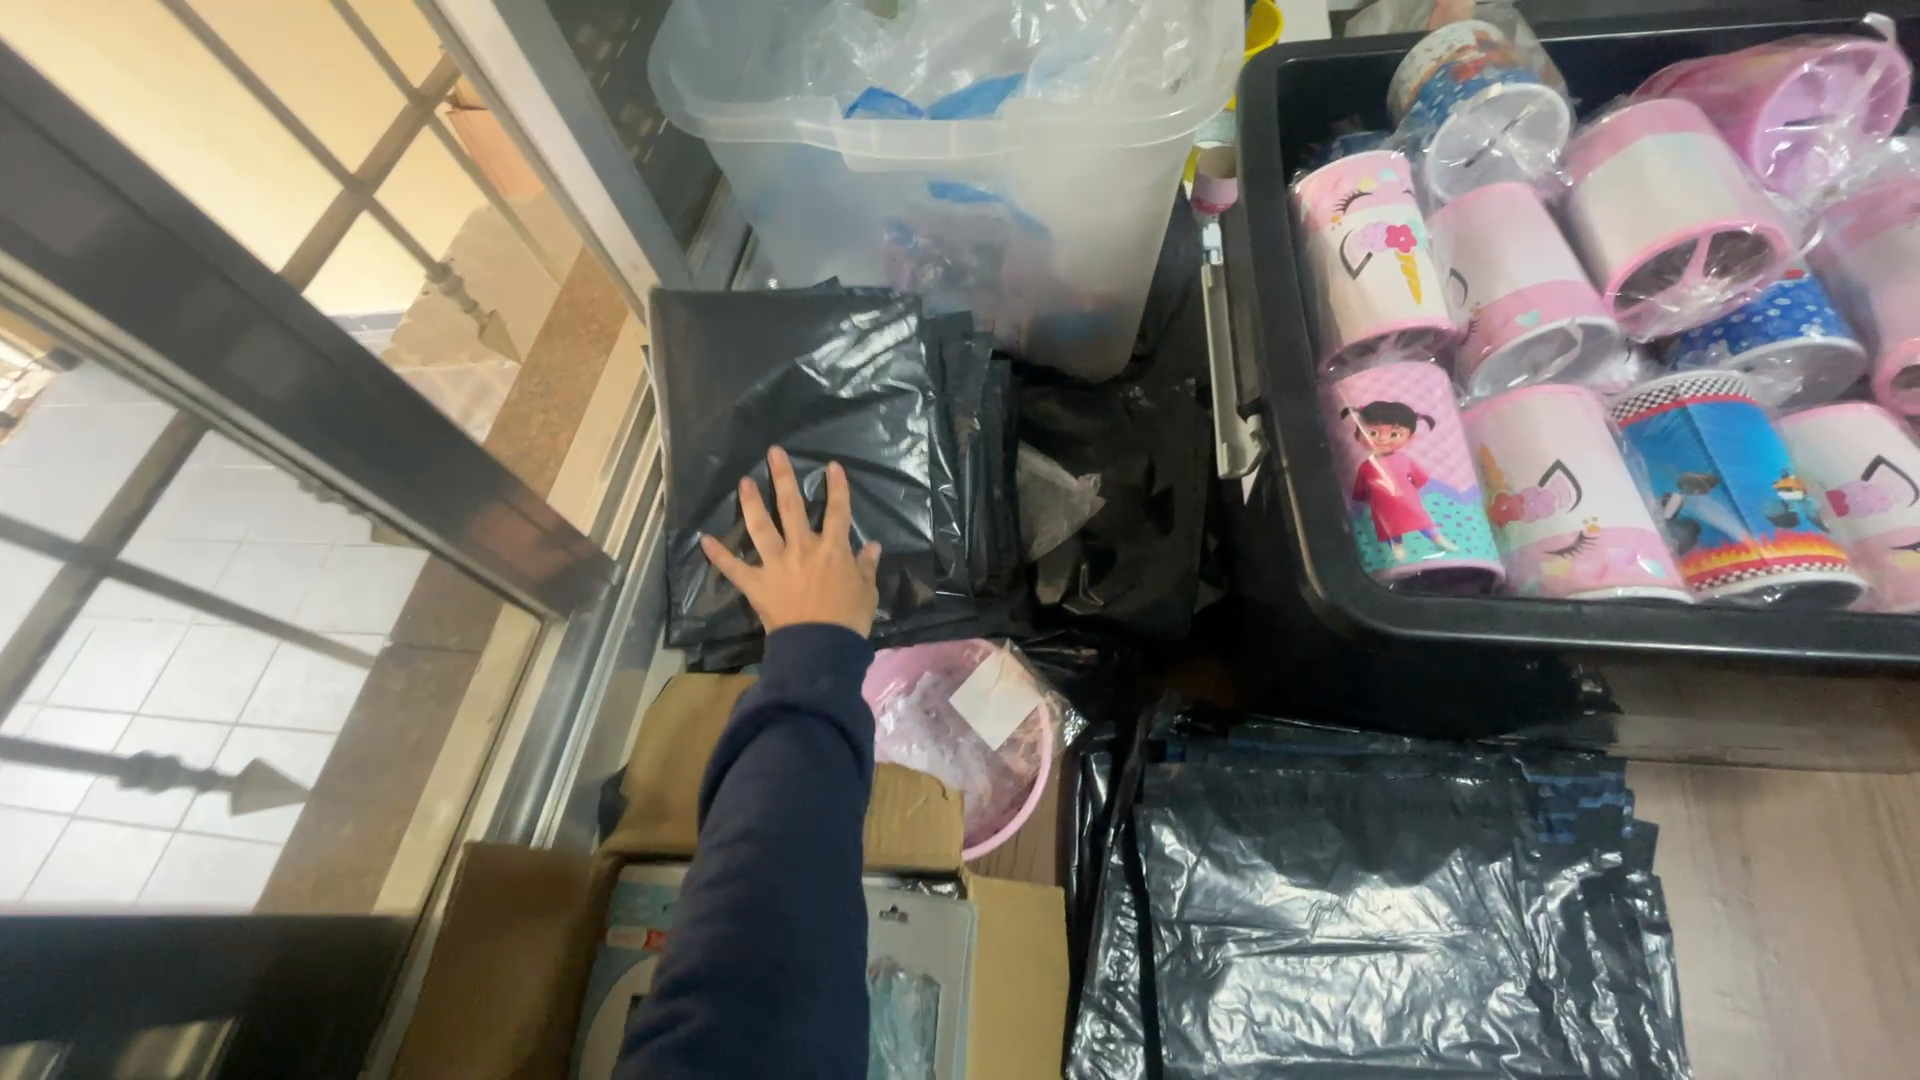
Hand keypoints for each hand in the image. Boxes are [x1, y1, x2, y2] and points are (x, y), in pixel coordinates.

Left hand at [701, 446, 881, 636]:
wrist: (820, 647)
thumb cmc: (848, 619)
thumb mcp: (867, 592)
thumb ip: (866, 567)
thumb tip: (872, 546)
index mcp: (833, 549)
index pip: (838, 511)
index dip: (837, 487)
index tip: (832, 466)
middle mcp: (802, 548)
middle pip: (791, 506)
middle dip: (783, 477)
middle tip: (774, 453)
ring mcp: (776, 564)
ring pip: (760, 527)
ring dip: (750, 503)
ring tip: (744, 482)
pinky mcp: (757, 584)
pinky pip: (734, 568)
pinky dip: (718, 555)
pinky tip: (704, 540)